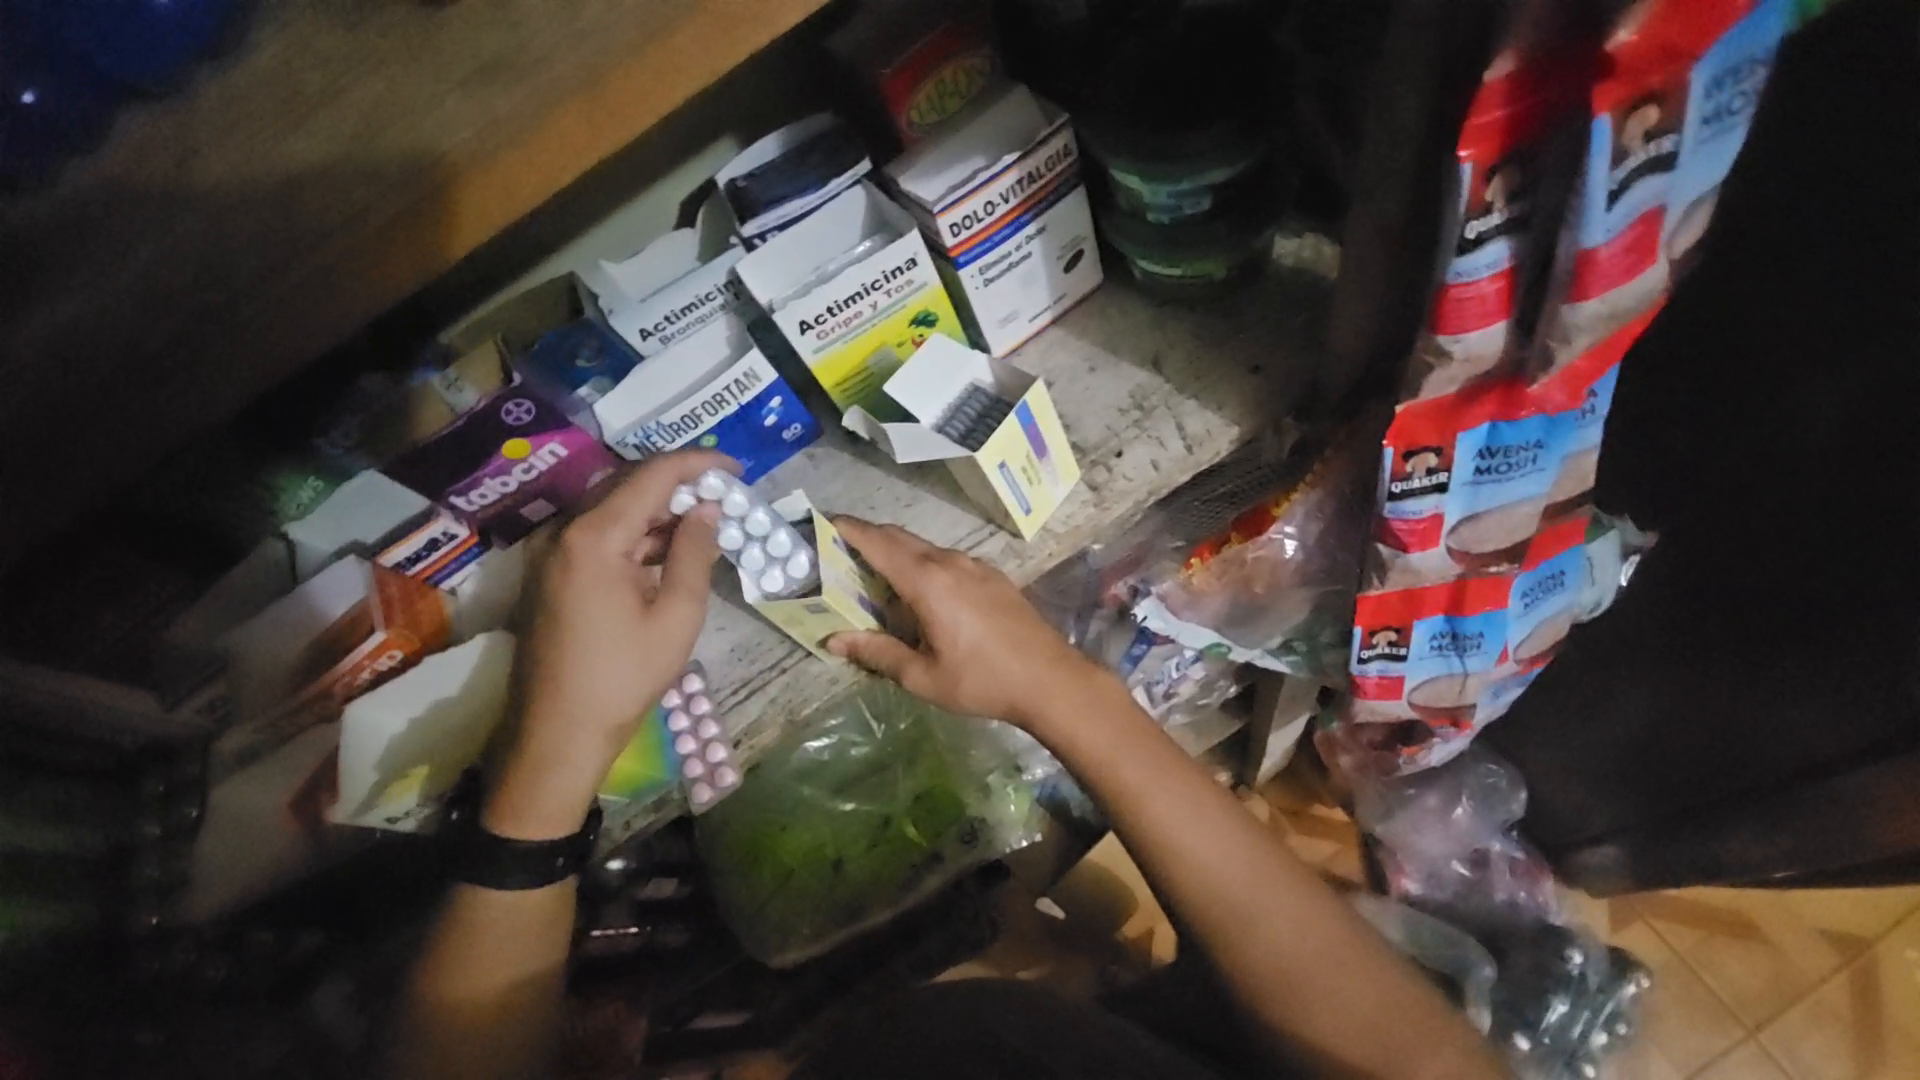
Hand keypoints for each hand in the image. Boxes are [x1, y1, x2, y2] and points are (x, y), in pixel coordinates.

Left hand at [484, 450, 734, 839]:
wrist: (557, 733)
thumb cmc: (624, 677)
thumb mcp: (676, 616)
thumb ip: (693, 553)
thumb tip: (708, 510)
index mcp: (595, 538)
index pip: (651, 477)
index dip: (697, 465)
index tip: (736, 469)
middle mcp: (565, 532)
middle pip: (626, 484)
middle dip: (678, 482)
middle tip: (723, 493)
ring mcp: (551, 553)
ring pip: (611, 508)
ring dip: (657, 508)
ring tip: (703, 520)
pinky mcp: (550, 574)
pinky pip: (597, 534)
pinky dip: (634, 532)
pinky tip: (666, 549)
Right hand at [826, 518, 1111, 733]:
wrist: (1051, 679)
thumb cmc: (982, 680)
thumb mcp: (923, 676)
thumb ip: (877, 653)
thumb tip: (835, 640)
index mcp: (928, 582)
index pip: (879, 543)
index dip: (849, 529)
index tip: (826, 520)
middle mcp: (951, 563)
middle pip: (901, 538)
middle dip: (869, 538)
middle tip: (842, 549)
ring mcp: (976, 567)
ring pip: (927, 549)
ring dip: (898, 553)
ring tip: (878, 575)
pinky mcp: (994, 577)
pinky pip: (949, 561)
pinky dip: (924, 565)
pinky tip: (924, 592)